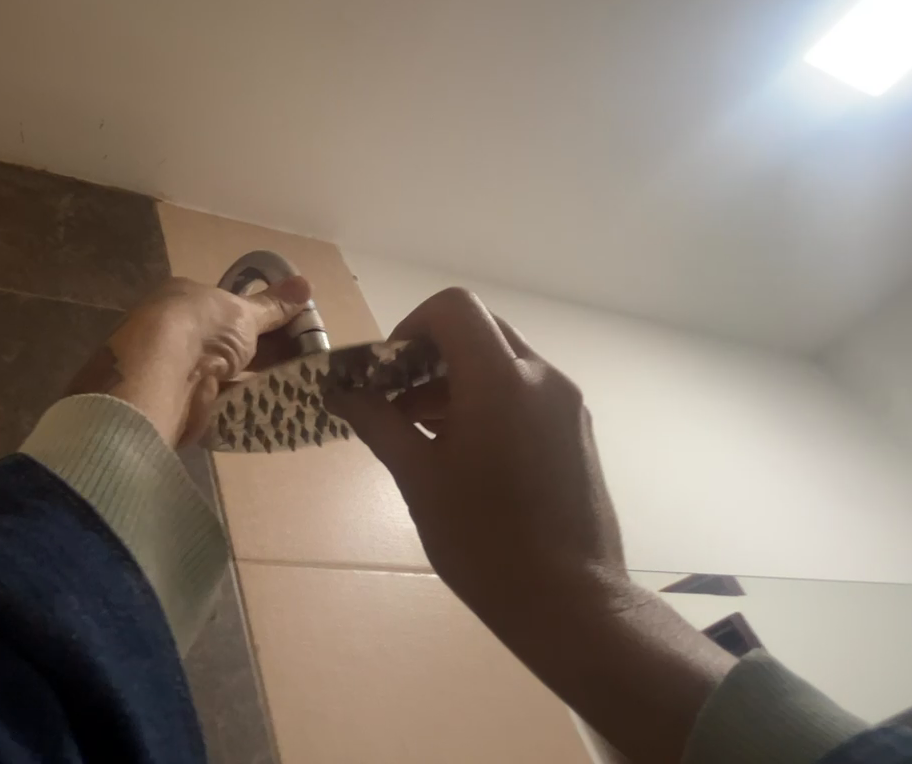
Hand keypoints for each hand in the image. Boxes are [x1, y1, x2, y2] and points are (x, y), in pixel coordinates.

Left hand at [68, 276, 313, 446]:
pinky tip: (271, 404)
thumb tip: (306, 283)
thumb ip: (274, 306)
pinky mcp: (179, 398)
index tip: (290, 327)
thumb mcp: (245, 313)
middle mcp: (177, 328)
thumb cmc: (202, 327)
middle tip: (303, 358)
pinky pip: (218, 397)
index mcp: (185, 298)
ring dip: (253, 376)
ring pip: (224, 370)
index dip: (257, 316)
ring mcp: (176, 364)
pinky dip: (241, 399)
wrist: (162, 374)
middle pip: (227, 339)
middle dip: (262, 349)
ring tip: (296, 383)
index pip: (225, 305)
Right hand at [330, 288, 731, 763]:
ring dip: (454, 377)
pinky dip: (484, 396)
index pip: (454, 307)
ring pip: (499, 358)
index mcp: (500, 380)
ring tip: (419, 428)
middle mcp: (540, 377)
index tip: (389, 370)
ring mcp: (564, 402)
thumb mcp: (416, 476)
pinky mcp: (574, 428)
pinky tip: (459, 447)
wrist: (571, 604)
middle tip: (397, 395)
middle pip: (477, 327)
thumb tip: (337, 392)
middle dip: (429, 352)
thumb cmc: (483, 539)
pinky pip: (522, 387)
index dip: (411, 325)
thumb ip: (375, 420)